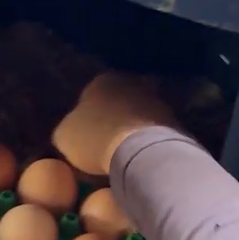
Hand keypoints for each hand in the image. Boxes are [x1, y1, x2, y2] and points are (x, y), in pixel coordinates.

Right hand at [53, 72, 175, 175]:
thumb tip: (72, 132)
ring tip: (122, 156)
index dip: (84, 119)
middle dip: (110, 121)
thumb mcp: (64, 136)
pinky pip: (152, 133)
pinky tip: (139, 159)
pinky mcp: (174, 121)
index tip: (83, 140)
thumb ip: (67, 129)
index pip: (88, 96)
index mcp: (102, 80)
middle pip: (116, 104)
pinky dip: (146, 143)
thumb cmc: (95, 138)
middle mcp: (131, 82)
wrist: (141, 151)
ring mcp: (156, 100)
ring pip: (137, 117)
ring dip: (131, 131)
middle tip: (102, 147)